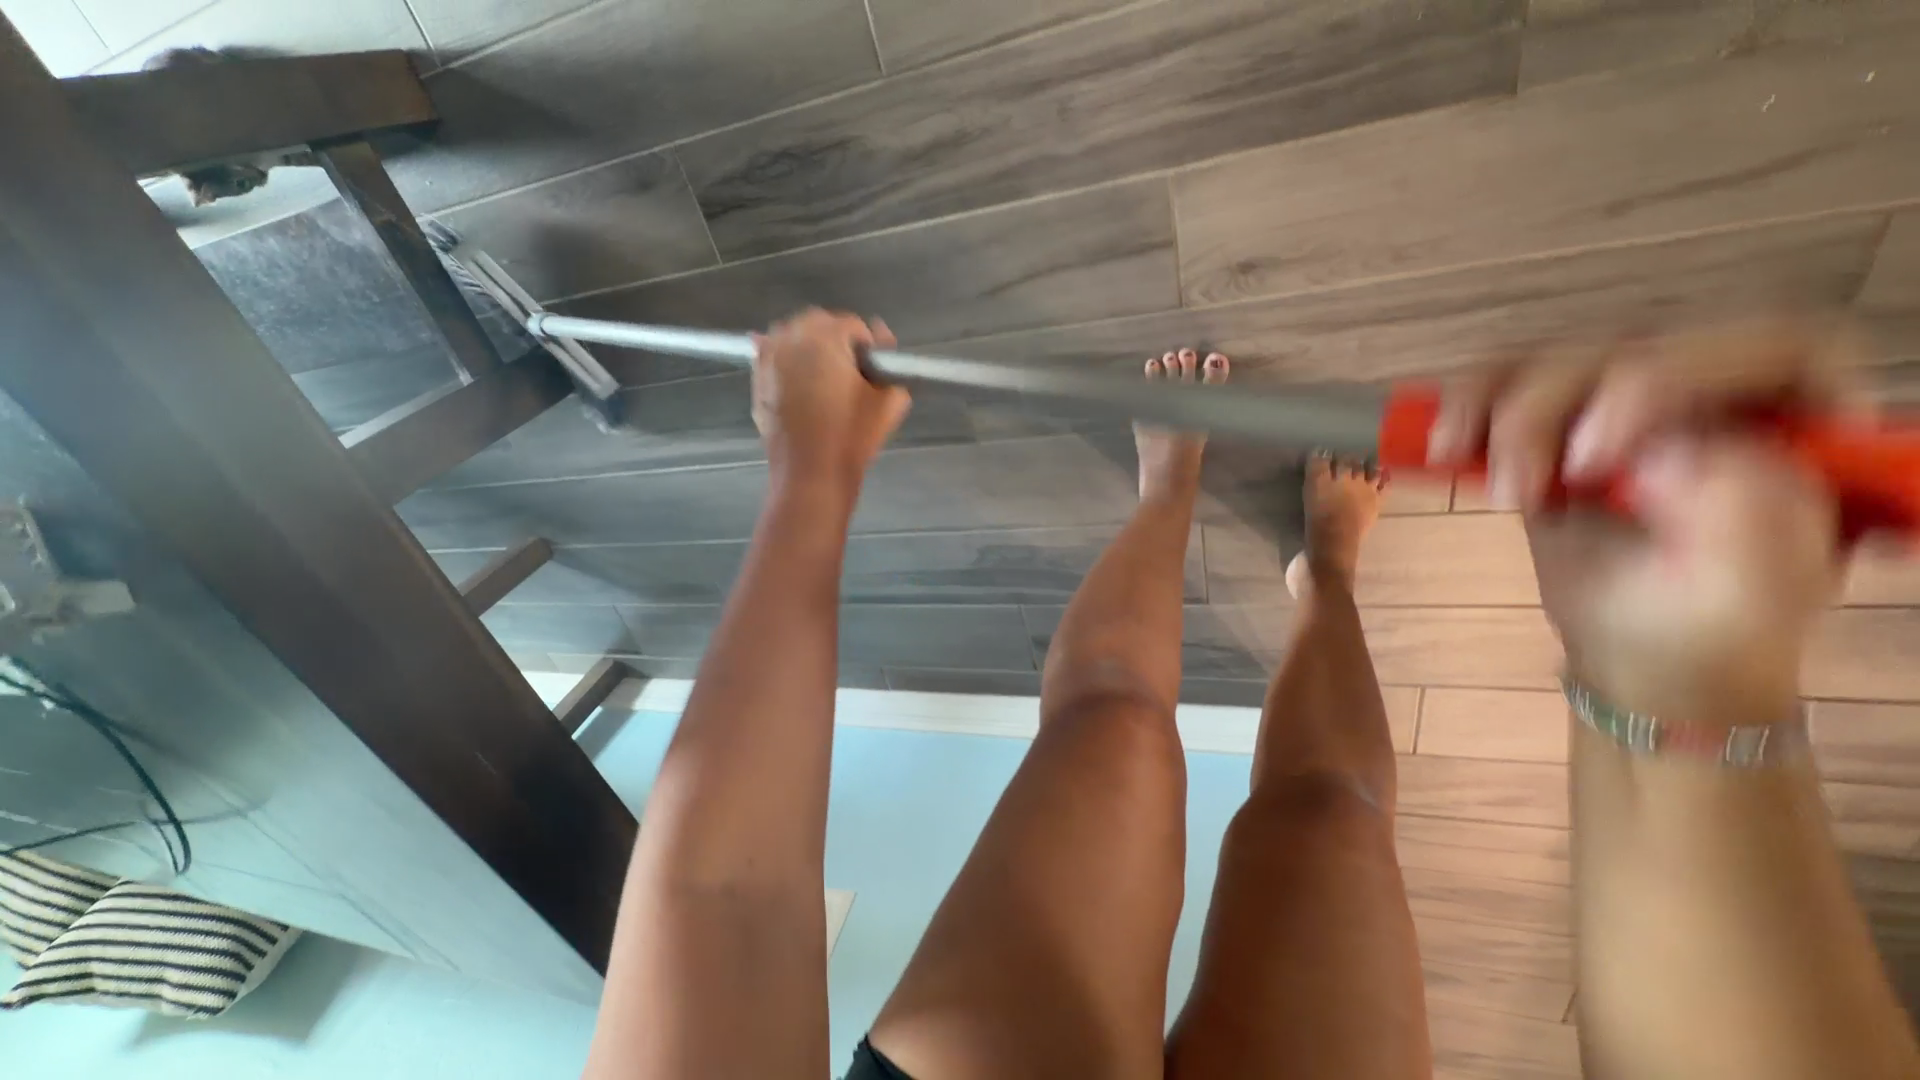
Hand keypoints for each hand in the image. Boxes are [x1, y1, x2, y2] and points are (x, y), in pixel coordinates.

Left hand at [751, 309, 911, 488]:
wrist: (811, 474)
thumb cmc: (853, 436)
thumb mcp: (890, 401)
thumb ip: (891, 364)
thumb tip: (881, 338)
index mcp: (824, 338)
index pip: (853, 324)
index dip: (869, 344)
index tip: (877, 367)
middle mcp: (790, 339)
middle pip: (818, 322)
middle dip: (837, 339)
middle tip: (852, 370)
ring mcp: (768, 359)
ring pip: (791, 335)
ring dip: (810, 345)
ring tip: (825, 374)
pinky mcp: (757, 381)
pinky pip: (771, 355)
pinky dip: (786, 359)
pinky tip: (797, 374)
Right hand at [1431, 321, 1861, 723]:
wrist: (1641, 655)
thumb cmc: (1706, 632)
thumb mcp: (1750, 590)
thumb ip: (1744, 508)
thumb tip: (1666, 449)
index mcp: (1803, 421)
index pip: (1755, 349)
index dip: (1665, 381)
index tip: (1591, 459)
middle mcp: (1718, 395)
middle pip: (1626, 348)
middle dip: (1550, 413)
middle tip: (1519, 494)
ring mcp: (1627, 404)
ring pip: (1550, 361)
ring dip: (1494, 413)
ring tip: (1486, 487)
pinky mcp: (1557, 420)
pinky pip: (1500, 385)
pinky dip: (1464, 409)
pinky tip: (1446, 449)